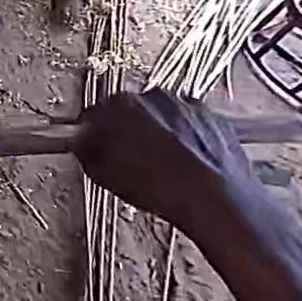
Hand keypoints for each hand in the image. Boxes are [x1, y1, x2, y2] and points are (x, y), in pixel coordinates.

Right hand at [73, 90, 259, 230]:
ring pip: (161, 115)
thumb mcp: (102, 174)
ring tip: (159, 162)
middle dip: (125, 129)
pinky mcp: (215, 118)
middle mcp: (153, 98)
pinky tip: (183, 162)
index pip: (94, 113)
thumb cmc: (161, 187)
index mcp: (120, 106)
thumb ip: (86, 150)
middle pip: (129, 110)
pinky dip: (185, 137)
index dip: (92, 132)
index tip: (93, 144)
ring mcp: (187, 106)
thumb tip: (83, 143)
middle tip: (126, 155)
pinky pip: (190, 123)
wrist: (218, 202)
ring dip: (157, 131)